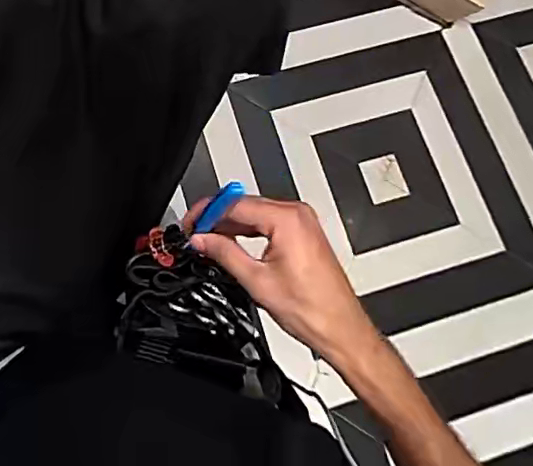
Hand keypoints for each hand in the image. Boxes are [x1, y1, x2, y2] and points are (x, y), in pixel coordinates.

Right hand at [185, 194, 379, 364]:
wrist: (342, 328)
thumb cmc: (313, 310)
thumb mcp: (257, 281)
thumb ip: (225, 254)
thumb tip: (203, 240)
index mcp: (287, 218)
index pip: (235, 204)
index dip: (208, 213)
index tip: (191, 223)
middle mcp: (296, 213)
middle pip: (245, 204)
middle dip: (217, 217)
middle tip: (195, 232)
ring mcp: (301, 221)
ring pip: (255, 212)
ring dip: (231, 224)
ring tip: (209, 239)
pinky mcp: (302, 231)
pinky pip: (268, 221)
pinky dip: (248, 229)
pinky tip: (232, 242)